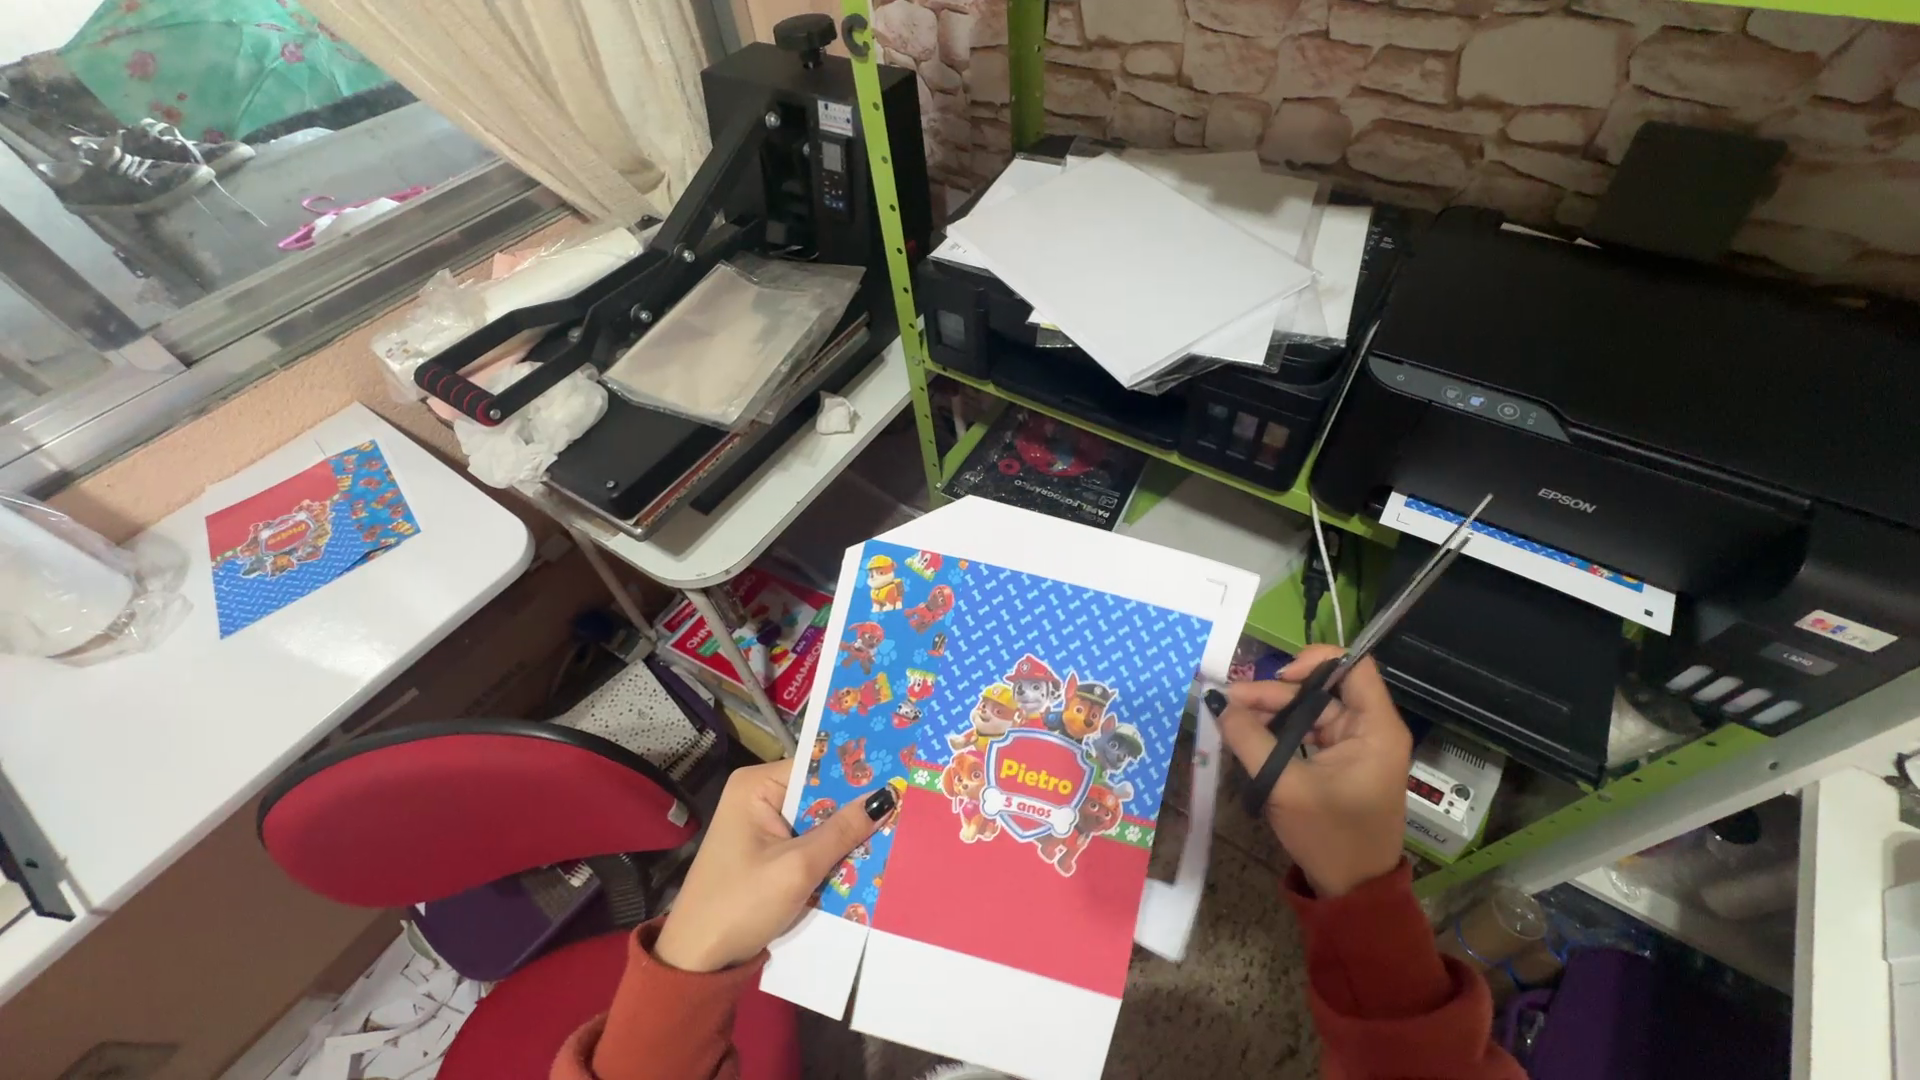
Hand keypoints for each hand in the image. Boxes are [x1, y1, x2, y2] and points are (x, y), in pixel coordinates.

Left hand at [654, 761, 890, 972]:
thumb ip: (842, 830)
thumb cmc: (740, 905)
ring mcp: (763, 826)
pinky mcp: (768, 853)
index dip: (857, 774)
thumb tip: (887, 795)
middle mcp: (759, 796)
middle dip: (856, 807)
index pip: (818, 767)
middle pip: (821, 794)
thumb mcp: (797, 867)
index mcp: (756, 786)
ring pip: (819, 821)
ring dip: (848, 833)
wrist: (696, 964)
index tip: (900, 776)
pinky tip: (867, 856)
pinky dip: (832, 852)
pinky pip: (810, 842)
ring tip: (898, 828)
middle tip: (908, 804)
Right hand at [1210, 645, 1411, 897]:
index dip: (1315, 661)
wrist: (1353, 891)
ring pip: (1309, 710)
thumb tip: (1218, 702)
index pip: (1354, 666)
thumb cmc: (1329, 835)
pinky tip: (1248, 736)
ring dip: (1271, 712)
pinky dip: (1278, 731)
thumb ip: (1249, 739)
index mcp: (1375, 728)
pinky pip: (1306, 733)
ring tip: (1231, 719)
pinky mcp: (1338, 763)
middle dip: (1275, 693)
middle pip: (1321, 689)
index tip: (1278, 677)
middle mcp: (1369, 729)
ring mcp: (1354, 747)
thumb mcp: (1283, 785)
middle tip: (1230, 701)